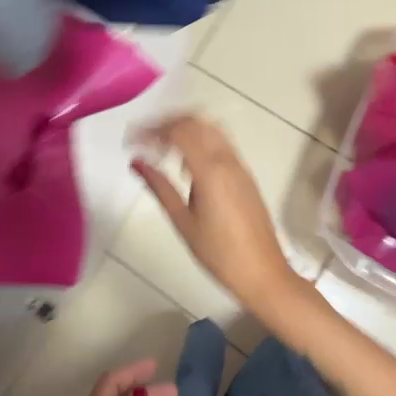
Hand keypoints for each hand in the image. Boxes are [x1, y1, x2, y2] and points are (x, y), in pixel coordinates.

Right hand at [131, 114, 303, 315]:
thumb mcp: (183, 222)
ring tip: (163, 150)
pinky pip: (220, 142)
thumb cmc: (220, 254)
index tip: (132, 141)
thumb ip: (159, 187)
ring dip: (184, 129)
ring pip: (210, 128)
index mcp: (210, 171)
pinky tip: (186, 165)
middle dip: (166, 123)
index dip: (151, 130)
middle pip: (195, 121)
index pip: (178, 131)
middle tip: (144, 140)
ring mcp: (240, 165)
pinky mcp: (246, 174)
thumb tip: (136, 162)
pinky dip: (199, 141)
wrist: (264, 274)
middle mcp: (227, 160)